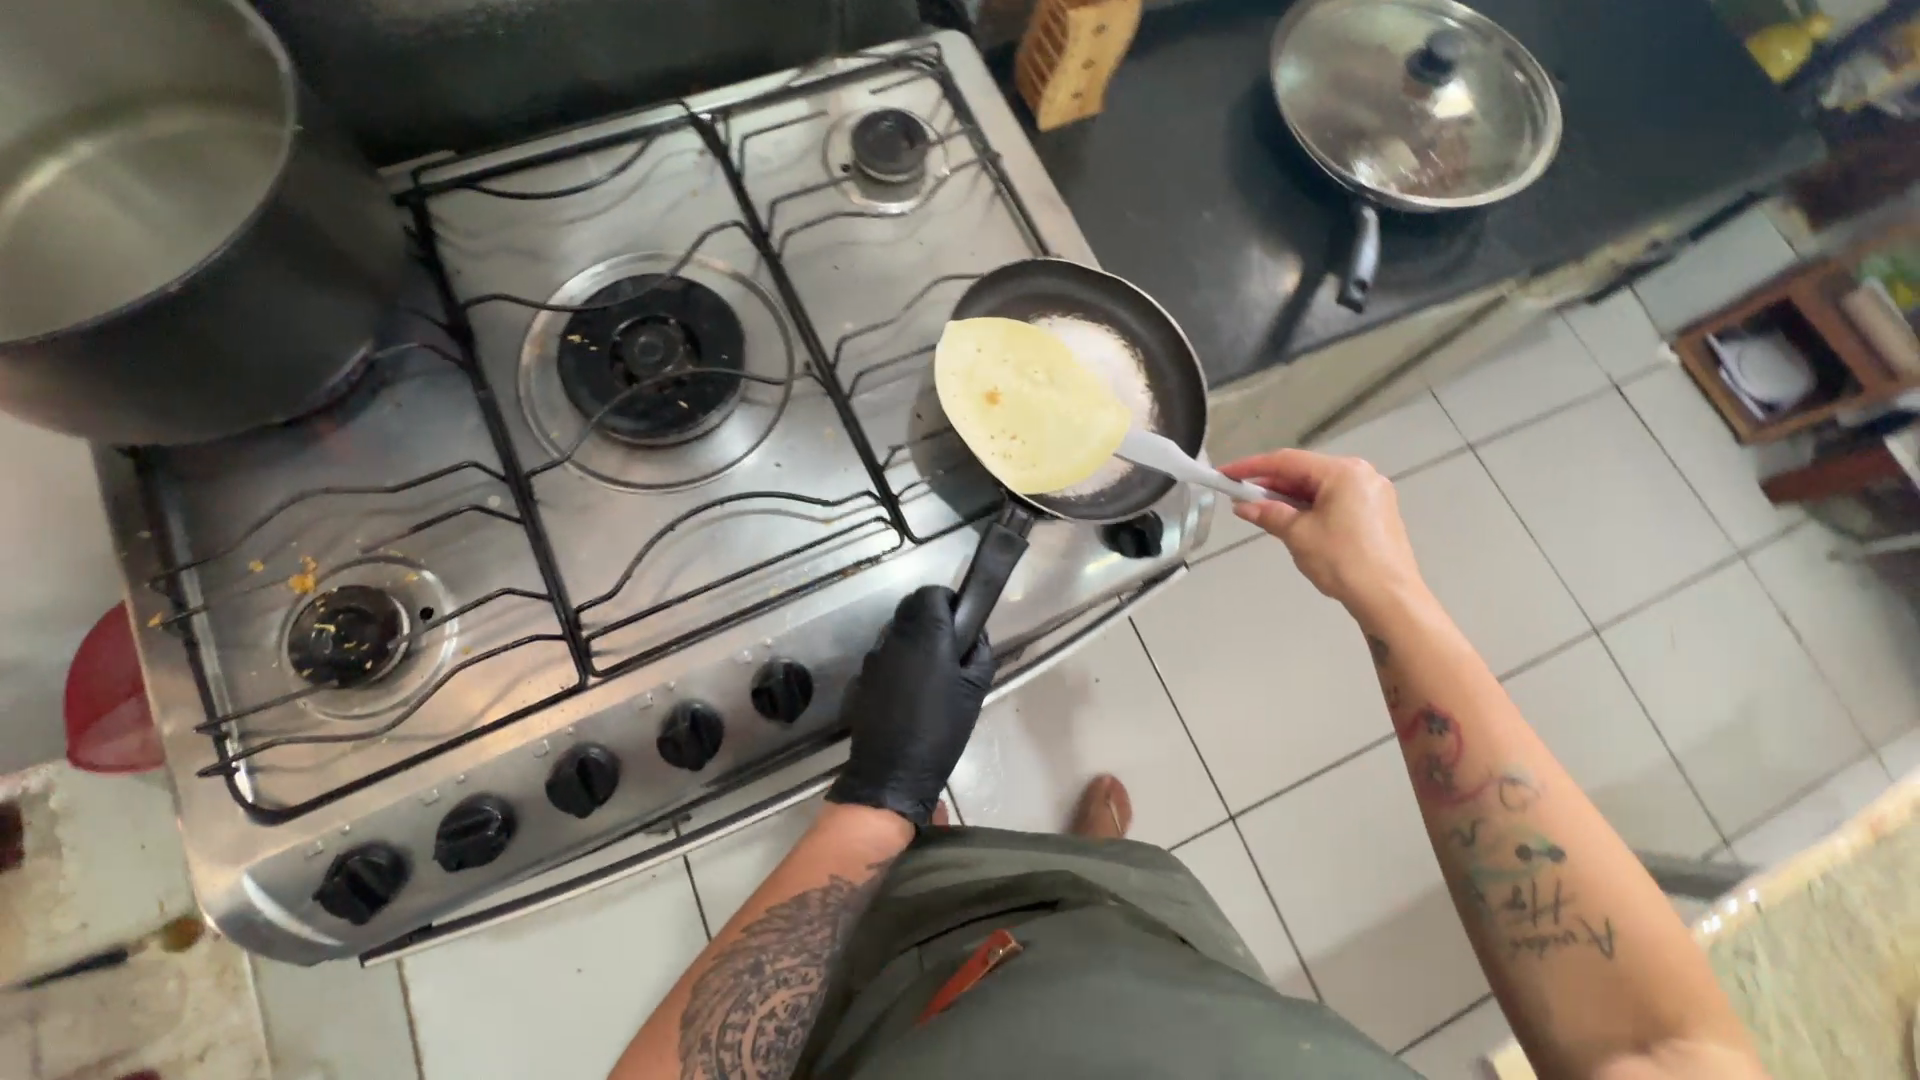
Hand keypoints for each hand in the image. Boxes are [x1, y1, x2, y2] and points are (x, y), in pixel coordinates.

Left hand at [826, 585, 994, 825]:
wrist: (892, 771)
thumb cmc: (941, 729)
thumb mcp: (975, 691)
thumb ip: (979, 653)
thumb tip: (974, 636)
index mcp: (926, 634)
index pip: (931, 593)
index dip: (948, 601)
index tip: (961, 622)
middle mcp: (895, 636)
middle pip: (911, 607)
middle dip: (932, 617)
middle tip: (952, 645)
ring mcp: (875, 656)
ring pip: (897, 630)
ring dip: (915, 638)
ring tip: (933, 669)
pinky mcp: (863, 676)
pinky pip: (885, 654)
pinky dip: (900, 659)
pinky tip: (911, 688)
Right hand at [1219, 449, 1425, 614]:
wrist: (1389, 598)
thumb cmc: (1342, 560)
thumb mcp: (1298, 534)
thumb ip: (1269, 514)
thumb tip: (1243, 506)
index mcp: (1344, 472)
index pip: (1287, 461)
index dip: (1251, 467)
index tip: (1225, 474)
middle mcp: (1362, 474)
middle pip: (1306, 472)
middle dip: (1272, 484)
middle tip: (1241, 497)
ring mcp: (1373, 493)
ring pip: (1320, 488)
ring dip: (1290, 498)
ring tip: (1263, 513)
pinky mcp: (1376, 512)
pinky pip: (1335, 501)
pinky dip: (1310, 508)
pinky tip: (1294, 522)